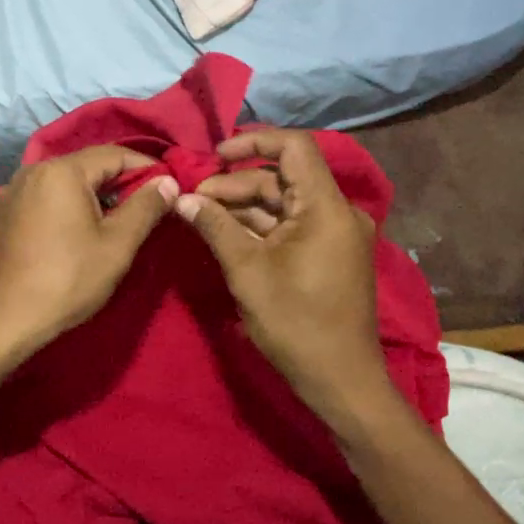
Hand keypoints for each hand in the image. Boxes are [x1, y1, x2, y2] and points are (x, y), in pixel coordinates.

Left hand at [0, 145, 177, 362]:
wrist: (5, 319)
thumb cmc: (68, 280)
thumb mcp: (117, 244)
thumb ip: (146, 207)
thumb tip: (168, 181)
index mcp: (61, 170)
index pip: (114, 154)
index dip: (147, 167)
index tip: (169, 188)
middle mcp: (33, 170)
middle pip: (88, 165)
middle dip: (120, 182)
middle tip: (148, 208)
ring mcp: (14, 190)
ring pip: (66, 181)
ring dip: (94, 195)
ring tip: (118, 222)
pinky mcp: (4, 211)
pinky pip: (46, 196)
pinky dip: (68, 204)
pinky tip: (80, 231)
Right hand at [176, 130, 392, 420]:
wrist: (341, 381)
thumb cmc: (296, 324)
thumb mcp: (247, 271)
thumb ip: (214, 227)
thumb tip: (182, 199)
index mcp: (326, 208)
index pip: (293, 147)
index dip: (252, 141)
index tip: (213, 156)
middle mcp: (337, 212)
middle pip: (281, 177)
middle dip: (234, 183)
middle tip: (194, 200)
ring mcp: (333, 234)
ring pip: (282, 202)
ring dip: (242, 205)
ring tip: (201, 216)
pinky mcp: (327, 253)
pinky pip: (290, 224)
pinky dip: (258, 225)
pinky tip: (224, 233)